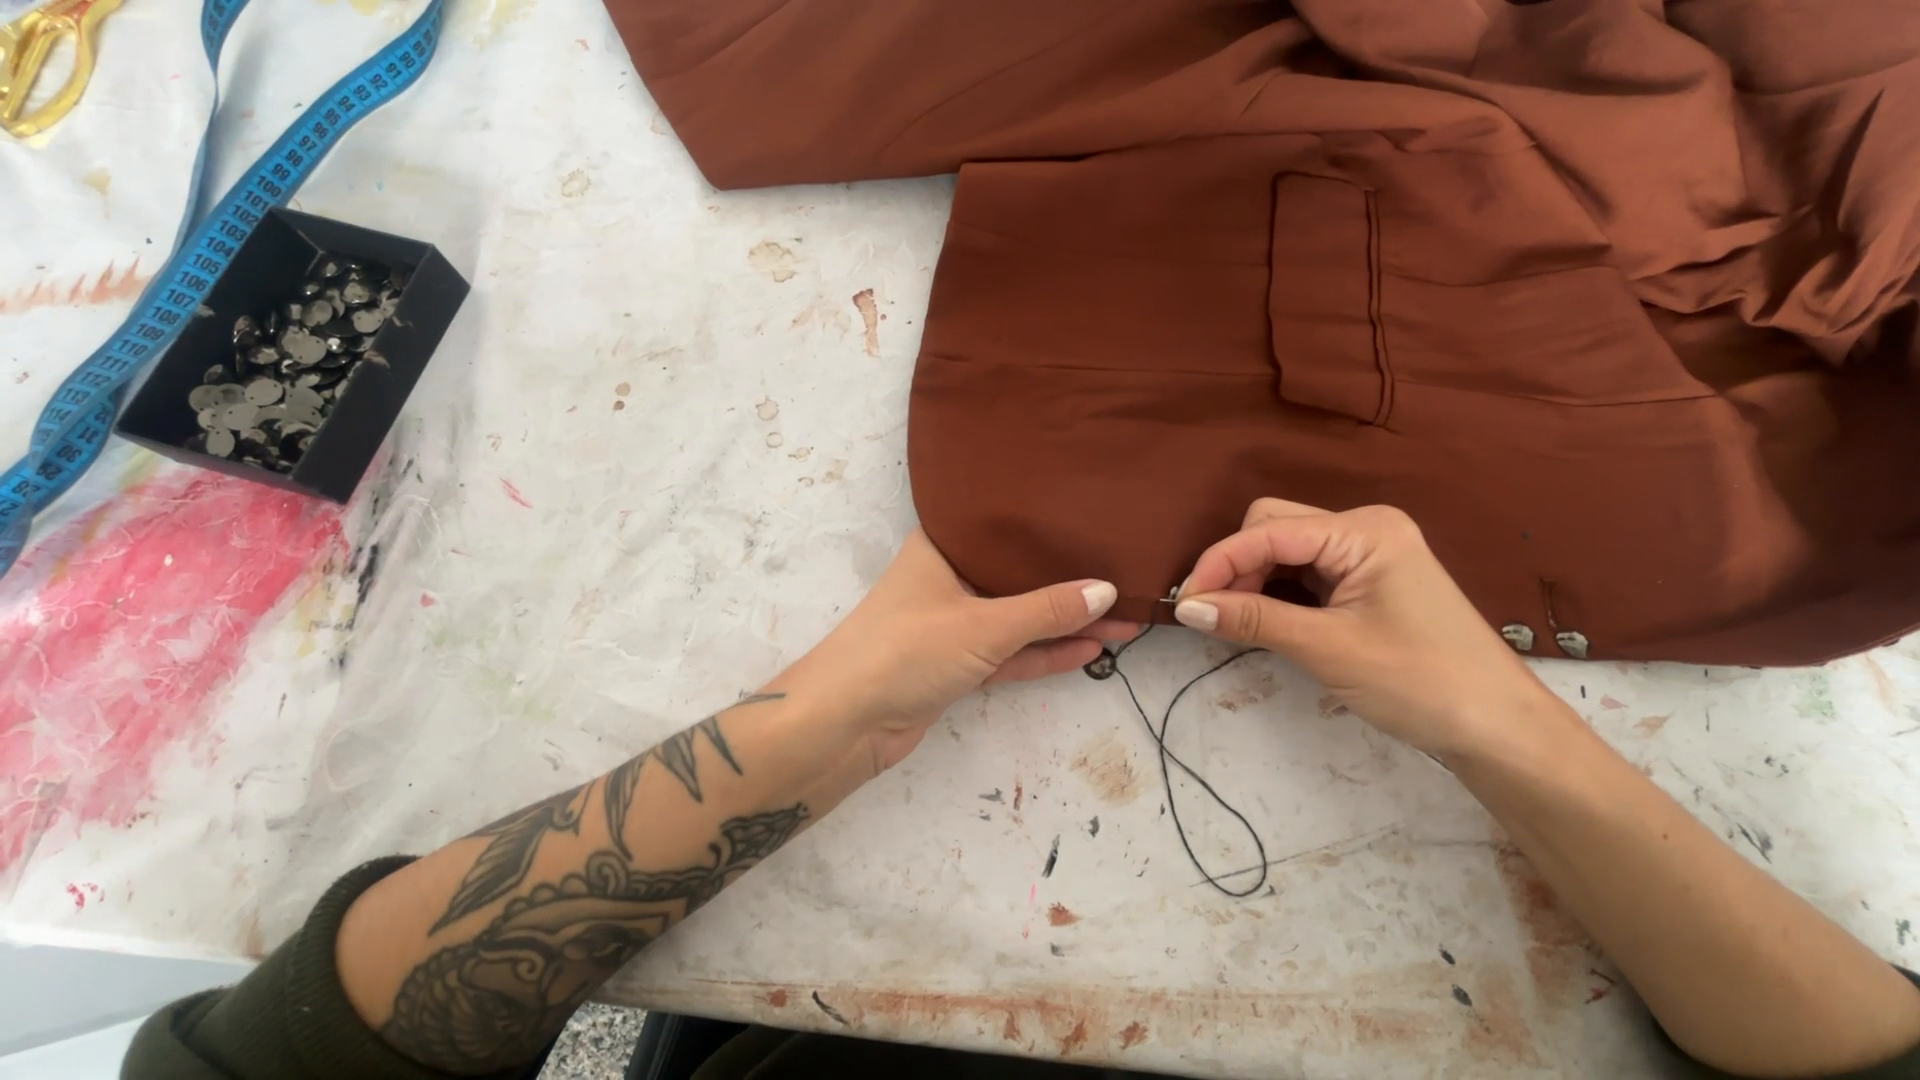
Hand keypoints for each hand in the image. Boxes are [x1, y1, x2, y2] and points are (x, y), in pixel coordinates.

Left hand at [772, 530, 1136, 774]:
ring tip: (1124, 618)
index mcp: (942, 547)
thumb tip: (1107, 590)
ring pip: (1016, 619)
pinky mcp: (955, 666)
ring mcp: (951, 625)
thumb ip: (1046, 611)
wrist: (846, 721)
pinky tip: (1089, 649)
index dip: (1047, 527)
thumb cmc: (907, 649)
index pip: (1001, 527)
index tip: (1096, 522)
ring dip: (1064, 623)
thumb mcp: (983, 625)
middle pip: (1015, 576)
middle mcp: (946, 579)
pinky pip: (1009, 653)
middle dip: (1067, 584)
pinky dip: (1044, 653)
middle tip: (1126, 578)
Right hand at [1171, 498, 1553, 755]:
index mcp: (1364, 531)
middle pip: (1272, 527)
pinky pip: (1304, 571)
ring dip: (1253, 580)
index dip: (1219, 564)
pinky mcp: (1367, 579)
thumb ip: (1253, 620)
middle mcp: (1364, 528)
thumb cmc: (1420, 682)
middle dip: (1235, 567)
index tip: (1183, 606)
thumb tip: (1186, 608)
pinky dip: (1276, 592)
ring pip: (1284, 549)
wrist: (1498, 728)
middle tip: (1214, 617)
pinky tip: (1265, 620)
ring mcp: (1368, 553)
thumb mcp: (1327, 650)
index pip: (1267, 530)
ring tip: (1236, 623)